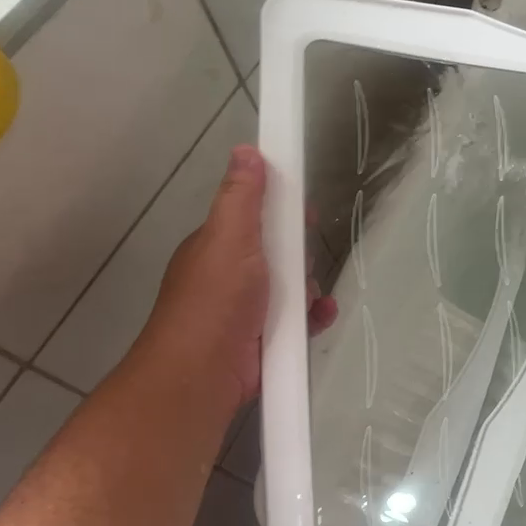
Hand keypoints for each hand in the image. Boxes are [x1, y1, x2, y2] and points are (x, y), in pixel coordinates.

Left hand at [138, 146, 336, 409]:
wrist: (204, 374)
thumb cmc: (215, 302)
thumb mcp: (230, 240)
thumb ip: (242, 198)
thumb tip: (247, 150)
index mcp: (218, 248)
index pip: (256, 218)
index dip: (282, 213)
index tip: (305, 214)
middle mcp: (231, 276)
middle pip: (280, 254)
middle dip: (301, 257)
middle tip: (303, 264)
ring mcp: (248, 310)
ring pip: (293, 288)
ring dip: (310, 291)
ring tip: (311, 300)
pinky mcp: (266, 339)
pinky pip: (300, 320)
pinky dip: (314, 317)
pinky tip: (321, 317)